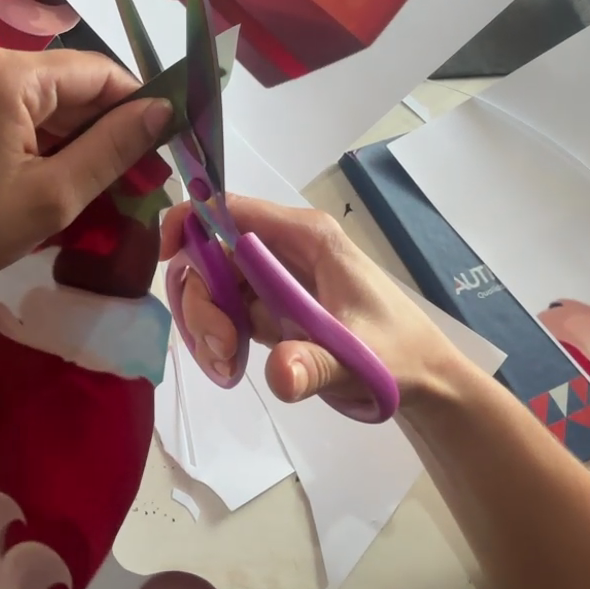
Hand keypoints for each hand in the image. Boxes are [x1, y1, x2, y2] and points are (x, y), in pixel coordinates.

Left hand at [0, 46, 171, 322]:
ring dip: (77, 134)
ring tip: (101, 180)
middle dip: (106, 125)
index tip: (164, 146)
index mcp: (7, 74)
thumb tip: (164, 110)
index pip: (98, 72)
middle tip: (137, 176)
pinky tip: (60, 171)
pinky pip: (20, 106)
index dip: (137, 105)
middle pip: (72, 82)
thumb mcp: (54, 195)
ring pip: (48, 97)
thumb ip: (113, 148)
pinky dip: (46, 136)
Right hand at [160, 194, 465, 413]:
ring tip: (228, 367)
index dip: (189, 222)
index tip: (166, 258)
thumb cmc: (397, 356)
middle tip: (220, 351)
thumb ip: (317, 364)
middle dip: (202, 302)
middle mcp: (281, 248)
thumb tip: (278, 373)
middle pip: (211, 255)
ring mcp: (271, 276)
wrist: (423, 380)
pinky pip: (222, 309)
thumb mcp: (359, 360)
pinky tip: (231, 367)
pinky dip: (214, 337)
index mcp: (304, 236)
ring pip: (210, 284)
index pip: (230, 208)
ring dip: (205, 325)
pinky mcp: (267, 304)